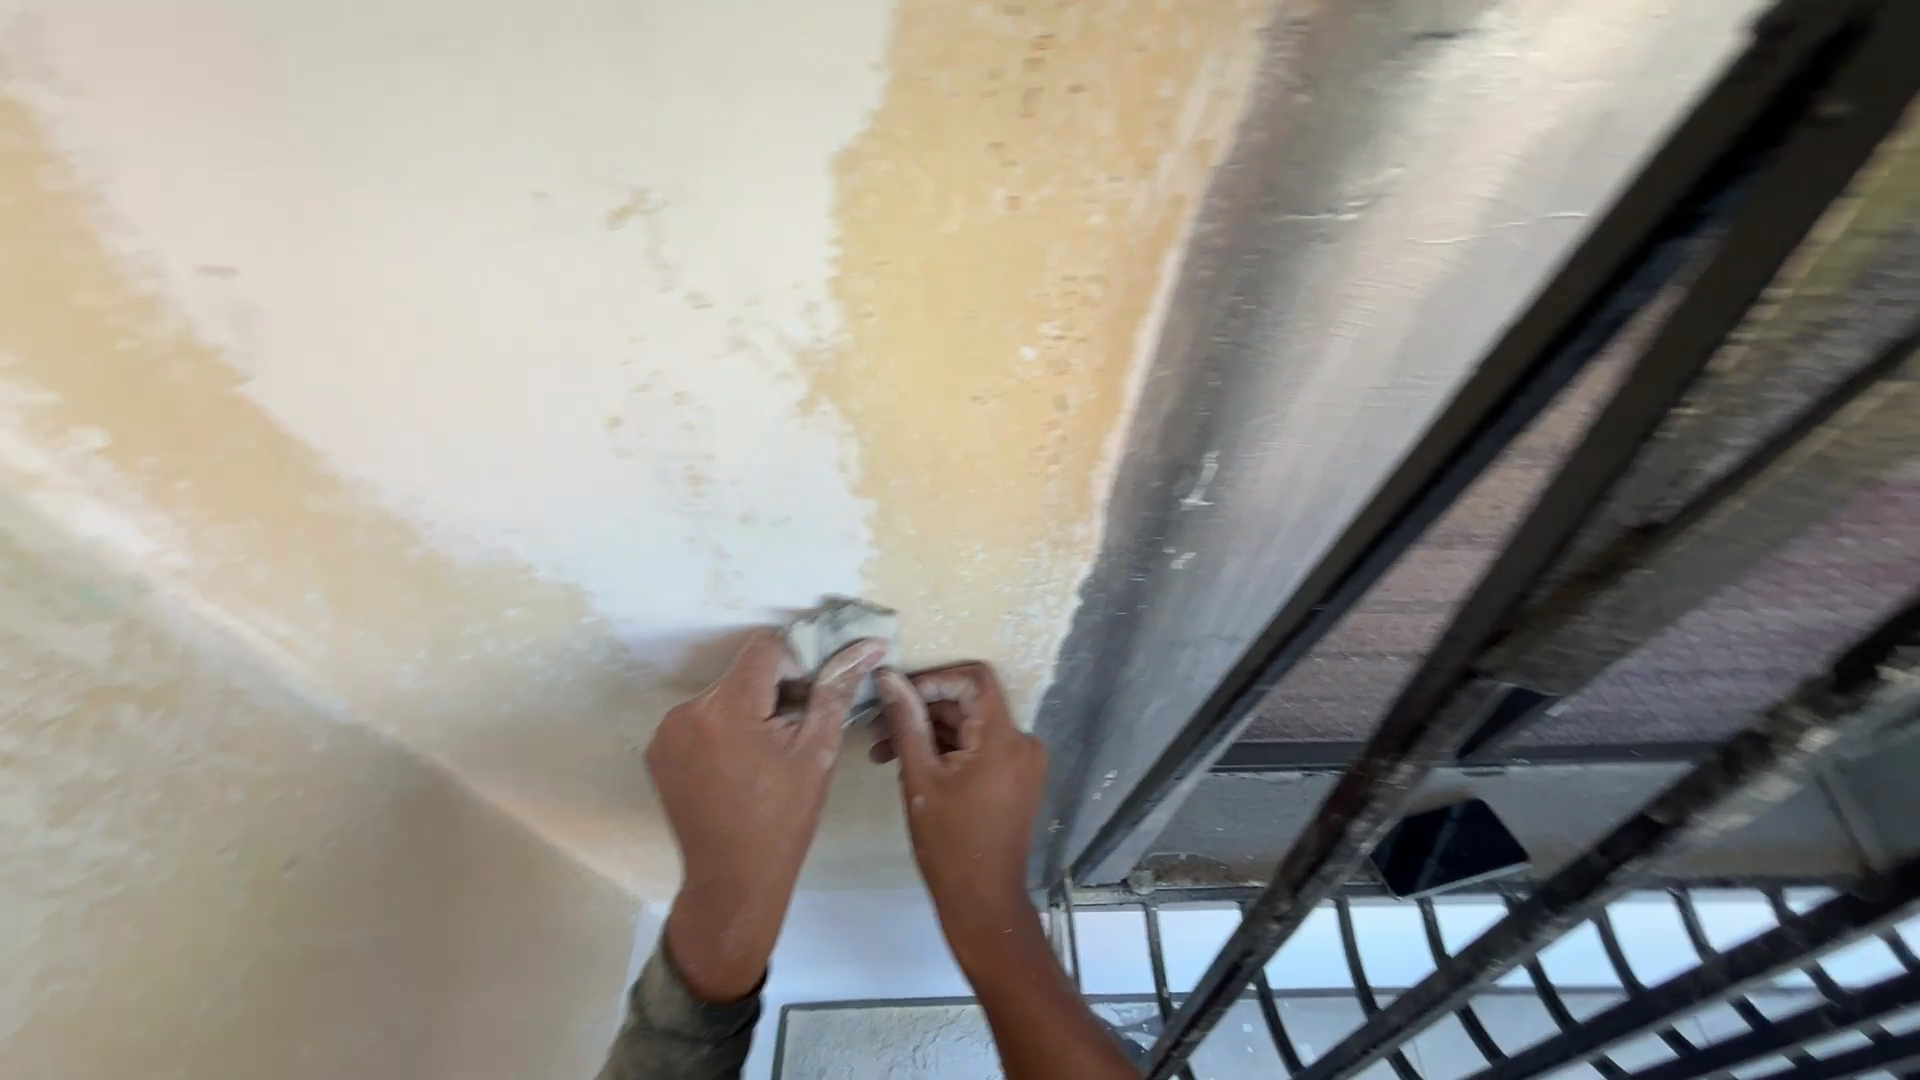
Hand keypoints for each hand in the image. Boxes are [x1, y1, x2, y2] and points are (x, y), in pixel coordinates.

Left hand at [650, 629, 887, 1001]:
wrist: (733, 881)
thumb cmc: (784, 819)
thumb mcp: (817, 752)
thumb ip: (836, 689)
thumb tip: (867, 646)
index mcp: (728, 709)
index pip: (766, 647)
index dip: (797, 660)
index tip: (814, 691)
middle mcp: (687, 712)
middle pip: (744, 672)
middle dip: (776, 687)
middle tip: (801, 720)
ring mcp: (666, 732)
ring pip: (724, 693)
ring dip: (751, 705)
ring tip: (772, 745)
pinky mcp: (658, 749)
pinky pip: (702, 717)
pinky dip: (726, 725)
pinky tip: (743, 759)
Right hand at [872, 663, 1048, 967]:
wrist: (983, 903)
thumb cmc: (949, 844)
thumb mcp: (919, 777)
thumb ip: (906, 721)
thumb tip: (888, 677)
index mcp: (1004, 737)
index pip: (972, 679)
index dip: (932, 679)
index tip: (895, 694)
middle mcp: (1022, 741)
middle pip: (967, 704)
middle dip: (920, 711)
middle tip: (875, 727)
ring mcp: (1021, 761)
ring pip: (968, 727)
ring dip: (927, 733)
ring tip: (881, 752)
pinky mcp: (1014, 777)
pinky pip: (977, 748)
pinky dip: (945, 751)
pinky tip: (908, 764)